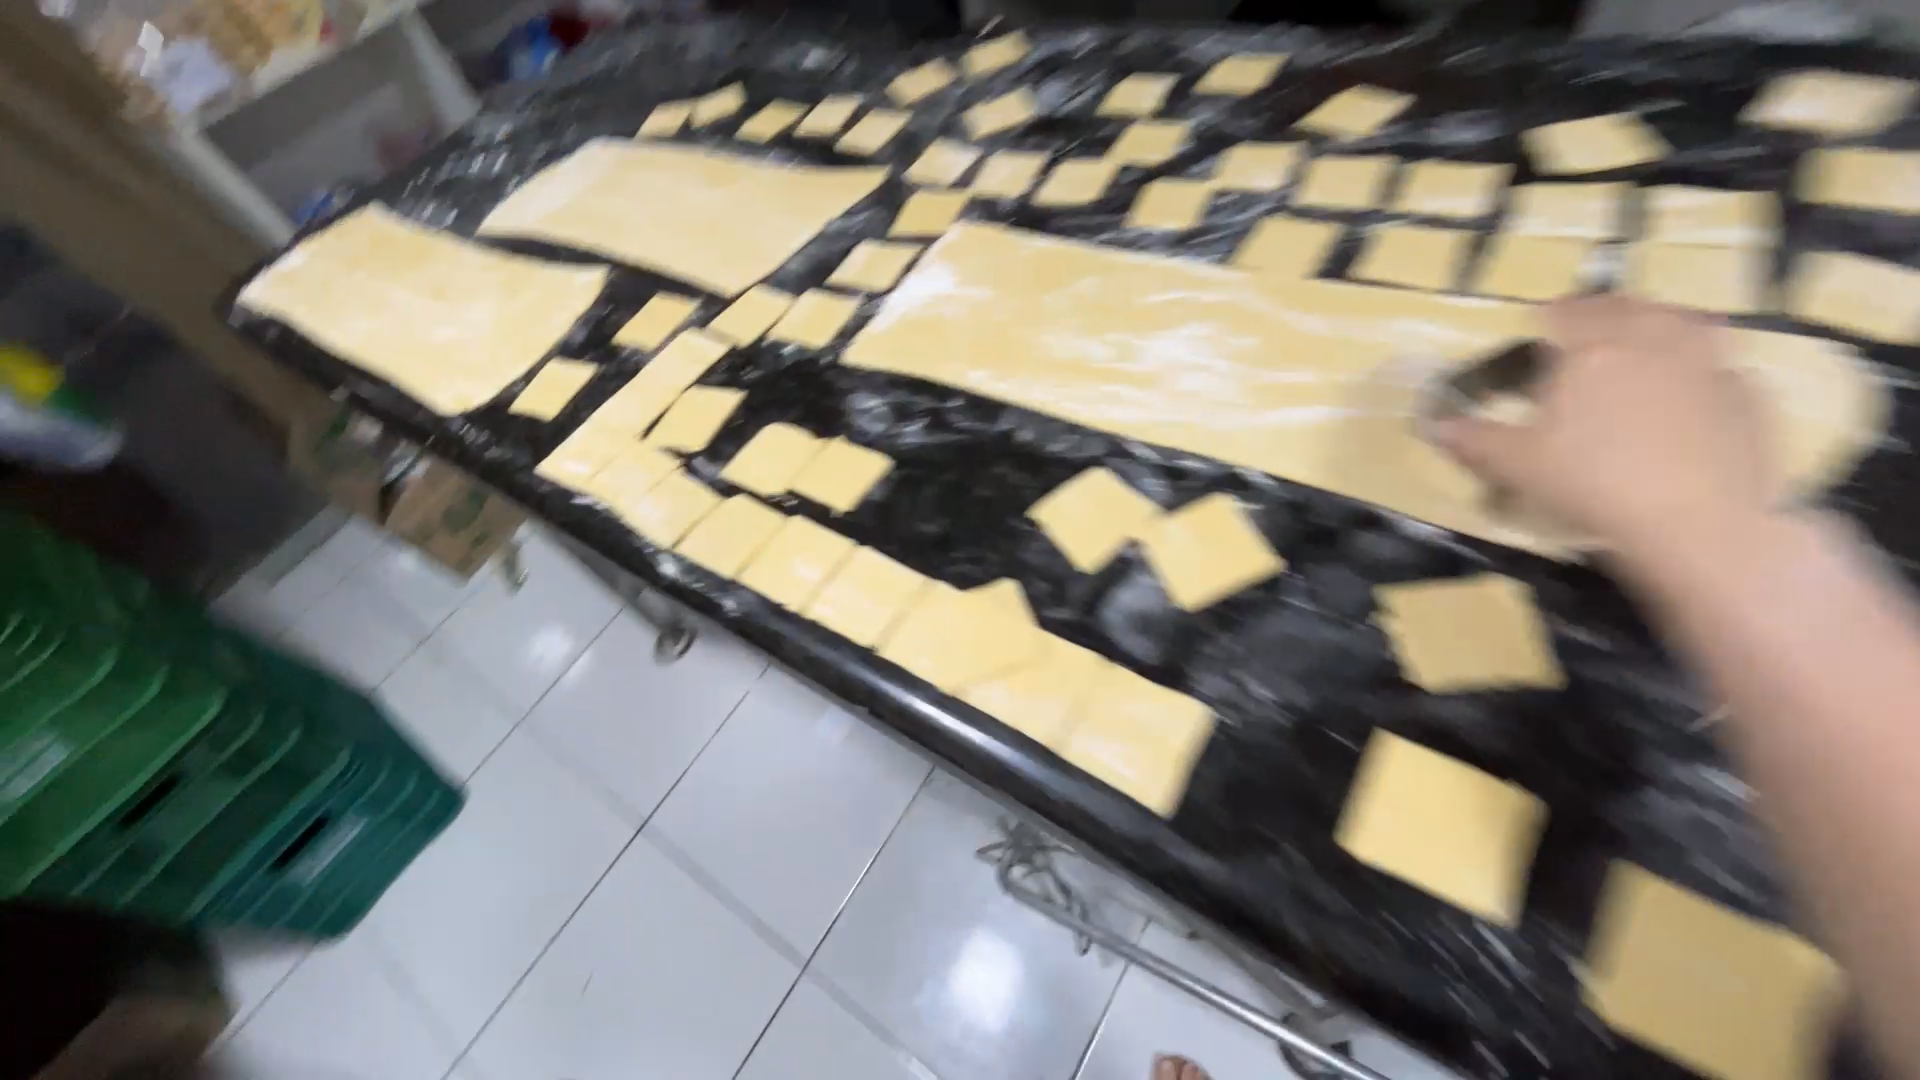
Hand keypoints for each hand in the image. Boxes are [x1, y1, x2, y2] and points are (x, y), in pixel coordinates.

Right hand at [1426, 296, 1775, 560]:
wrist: (1695, 520)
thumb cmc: (1590, 482)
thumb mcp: (1516, 465)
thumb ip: (1474, 440)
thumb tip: (1435, 426)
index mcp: (1592, 352)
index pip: (1566, 314)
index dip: (1549, 315)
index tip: (1538, 322)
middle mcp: (1652, 344)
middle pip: (1629, 308)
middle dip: (1605, 310)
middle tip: (1589, 322)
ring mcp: (1708, 365)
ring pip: (1686, 323)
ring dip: (1662, 321)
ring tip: (1647, 336)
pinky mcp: (1748, 395)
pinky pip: (1722, 364)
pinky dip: (1701, 364)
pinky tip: (1691, 386)